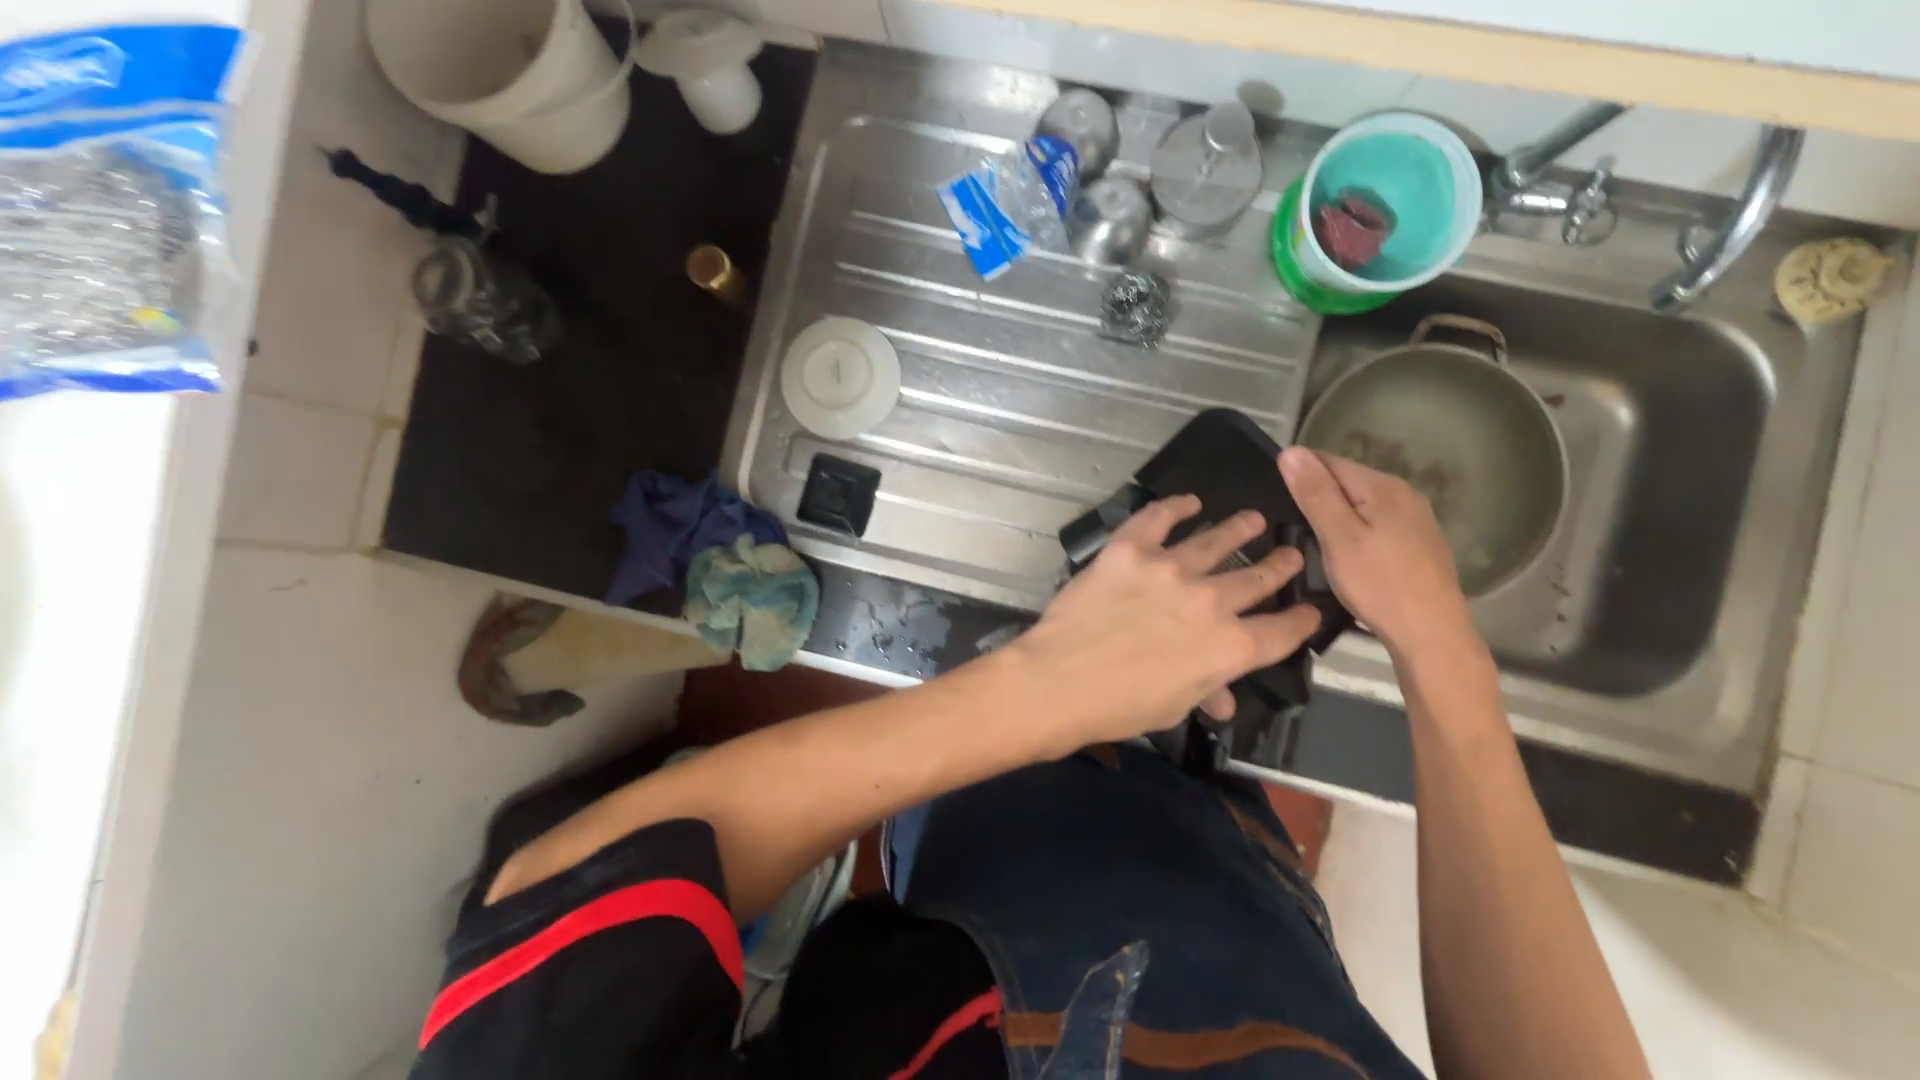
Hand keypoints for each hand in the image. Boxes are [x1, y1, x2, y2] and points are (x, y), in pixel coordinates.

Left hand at [1003, 494, 1321, 748]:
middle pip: (1256, 578)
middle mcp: (1211, 601)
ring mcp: (1170, 568)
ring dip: (1238, 529)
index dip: (1300, 621)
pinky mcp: (1130, 550)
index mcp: (1230, 647)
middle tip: (1289, 554)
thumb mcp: (1174, 707)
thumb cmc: (1119, 708)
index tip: (1309, 611)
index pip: (1281, 632)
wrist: (1058, 682)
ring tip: (1252, 519)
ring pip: (1215, 541)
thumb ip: (1205, 691)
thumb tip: (1221, 698)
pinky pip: (1158, 518)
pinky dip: (1176, 507)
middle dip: (1278, 566)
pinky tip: (1189, 501)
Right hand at [1279, 446, 1477, 661]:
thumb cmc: (1378, 584)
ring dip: (1338, 512)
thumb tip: (1291, 451)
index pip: (1329, 461)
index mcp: (1382, 486)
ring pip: (1364, 502)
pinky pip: (1379, 521)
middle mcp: (1404, 492)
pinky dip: (1358, 529)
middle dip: (1319, 493)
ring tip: (1315, 540)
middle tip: (1293, 524)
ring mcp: (1417, 517)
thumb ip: (1315, 493)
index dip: (1299, 473)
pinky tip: (1349, 553)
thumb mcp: (1337, 537)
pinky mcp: (1420, 541)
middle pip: (1348, 480)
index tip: (1278, 498)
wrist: (1431, 632)